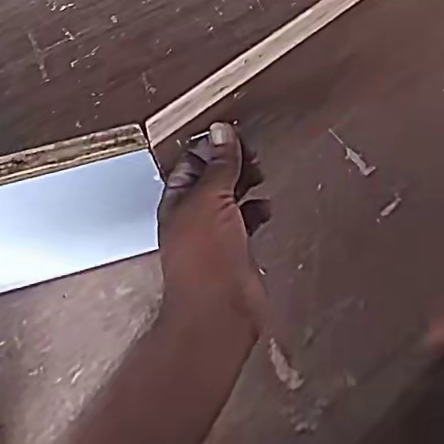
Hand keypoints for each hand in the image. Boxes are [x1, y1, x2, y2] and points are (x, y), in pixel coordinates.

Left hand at [157, 122, 269, 331]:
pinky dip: (256, 210)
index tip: (235, 134)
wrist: (220, 312)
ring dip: (245, 183)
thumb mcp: (211, 200)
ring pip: (230, 196)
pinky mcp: (235, 249)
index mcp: (177, 198)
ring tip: (261, 173)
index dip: (212, 145)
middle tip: (254, 153)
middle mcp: (193, 213)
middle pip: (212, 176)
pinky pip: (246, 220)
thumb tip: (222, 131)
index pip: (192, 160)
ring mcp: (214, 232)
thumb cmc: (205, 257)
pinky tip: (266, 207)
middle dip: (231, 162)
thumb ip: (219, 166)